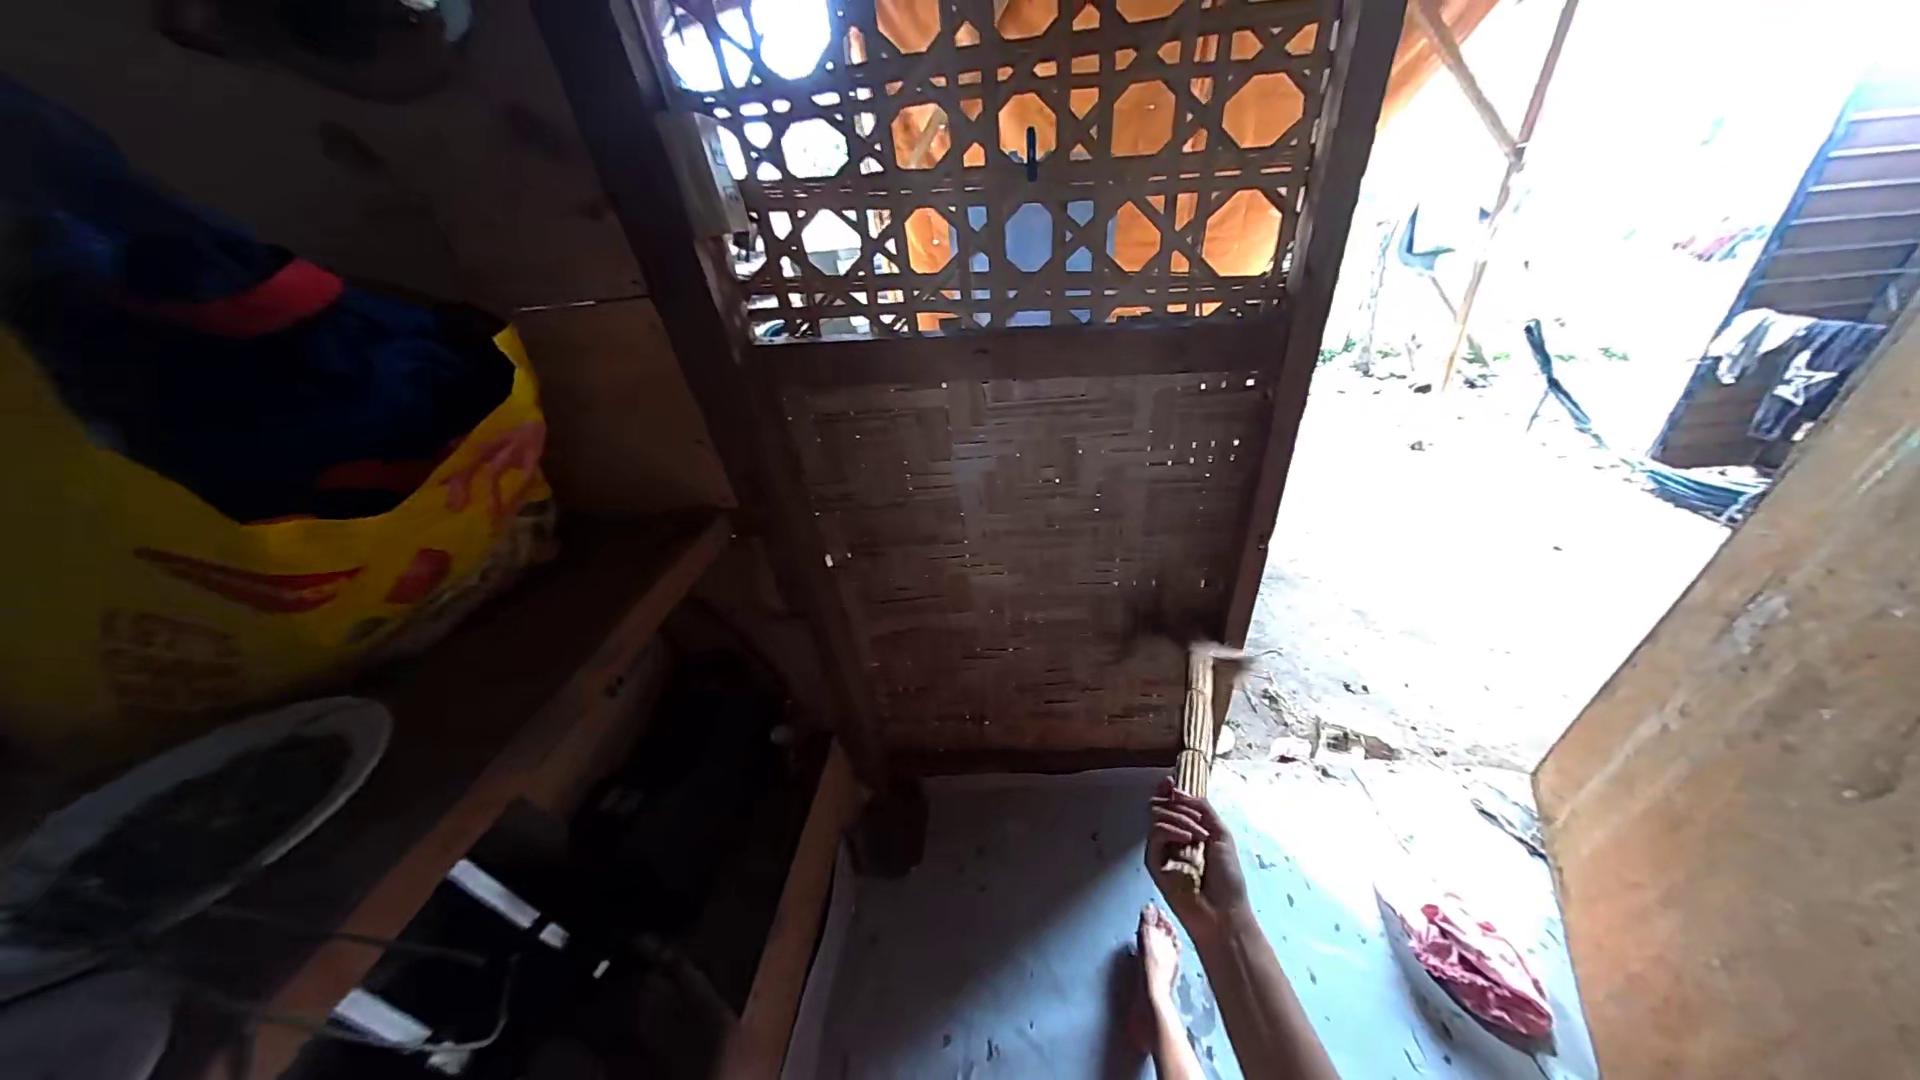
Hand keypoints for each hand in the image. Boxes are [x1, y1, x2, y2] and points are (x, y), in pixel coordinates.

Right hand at [1146, 778, 1248, 939]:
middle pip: (1161, 806)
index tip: (1169, 781)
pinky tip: (1188, 838)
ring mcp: (1161, 850)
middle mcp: (1171, 838)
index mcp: (1187, 831)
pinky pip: (1156, 834)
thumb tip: (1177, 790)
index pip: (1170, 804)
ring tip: (1199, 834)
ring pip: (1157, 816)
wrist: (1225, 912)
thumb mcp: (1221, 833)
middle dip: (1178, 804)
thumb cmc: (1228, 877)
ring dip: (1180, 818)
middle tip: (1197, 819)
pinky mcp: (1154, 862)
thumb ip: (1202, 808)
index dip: (1168, 790)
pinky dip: (1171, 829)